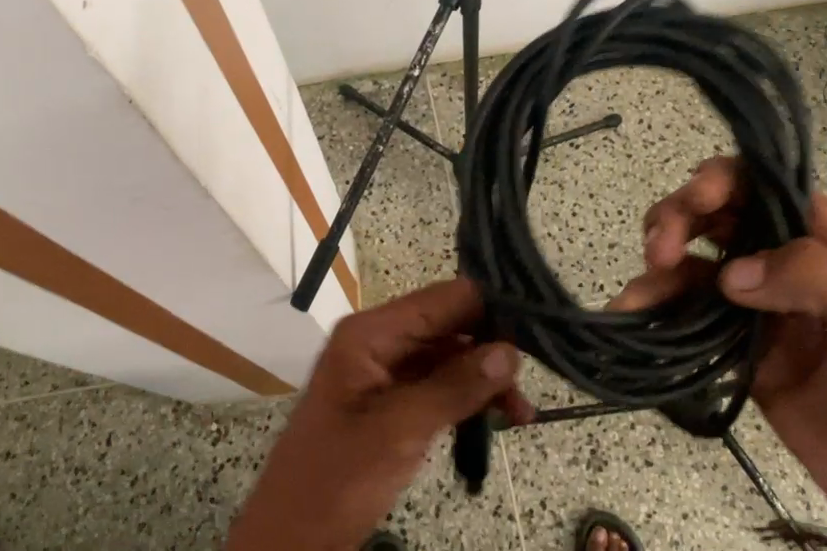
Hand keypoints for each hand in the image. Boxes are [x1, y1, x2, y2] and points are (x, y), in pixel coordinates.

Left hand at [229, 278, 532, 550]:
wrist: (288, 539)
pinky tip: (497, 418)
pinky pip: (438, 386)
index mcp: (371, 332)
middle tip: (532, 382)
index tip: (537, 329)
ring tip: (521, 413)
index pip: (444, 299)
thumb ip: (455, 386)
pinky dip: (467, 398)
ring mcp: (384, 372)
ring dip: (485, 378)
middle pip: (449, 325)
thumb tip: (510, 351)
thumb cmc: (336, 478)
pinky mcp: (391, 403)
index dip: (490, 309)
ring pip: (449, 357)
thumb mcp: (399, 430)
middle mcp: (379, 341)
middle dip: (492, 348)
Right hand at [615, 158, 826, 542]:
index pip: (765, 186)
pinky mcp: (740, 354)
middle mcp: (788, 263)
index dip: (723, 181)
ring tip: (640, 294)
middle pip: (719, 217)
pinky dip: (657, 312)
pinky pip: (691, 321)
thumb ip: (813, 275)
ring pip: (695, 265)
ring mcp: (760, 309)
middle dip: (680, 219)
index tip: (697, 205)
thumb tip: (729, 273)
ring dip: (659, 267)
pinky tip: (631, 316)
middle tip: (661, 250)